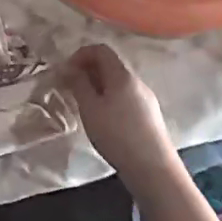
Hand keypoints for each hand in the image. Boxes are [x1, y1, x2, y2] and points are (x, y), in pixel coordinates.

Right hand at [63, 45, 184, 192]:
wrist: (154, 170)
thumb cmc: (117, 135)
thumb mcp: (90, 108)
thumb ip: (78, 83)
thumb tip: (68, 67)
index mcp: (122, 76)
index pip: (101, 50)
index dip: (80, 55)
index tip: (66, 72)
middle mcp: (137, 82)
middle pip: (109, 65)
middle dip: (86, 71)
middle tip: (70, 88)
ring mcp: (146, 99)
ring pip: (117, 82)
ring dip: (97, 85)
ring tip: (83, 104)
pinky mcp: (149, 115)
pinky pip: (125, 96)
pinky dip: (109, 97)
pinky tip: (102, 118)